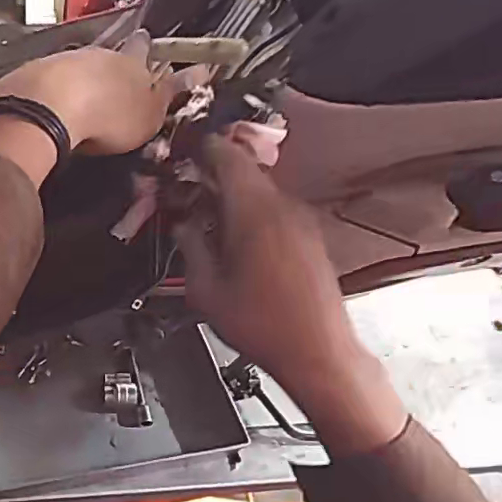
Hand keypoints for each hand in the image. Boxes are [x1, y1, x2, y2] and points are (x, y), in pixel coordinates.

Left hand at [0, 31, 174, 155]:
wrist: (50, 106)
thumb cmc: (109, 116)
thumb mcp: (149, 114)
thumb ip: (169, 95)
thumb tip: (198, 71)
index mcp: (132, 62)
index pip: (145, 49)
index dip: (147, 49)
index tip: (148, 43)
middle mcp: (99, 53)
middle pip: (110, 54)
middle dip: (114, 62)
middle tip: (115, 73)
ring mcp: (66, 60)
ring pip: (81, 64)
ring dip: (84, 76)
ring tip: (84, 94)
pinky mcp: (36, 74)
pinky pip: (52, 78)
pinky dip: (57, 89)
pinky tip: (55, 102)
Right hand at [176, 132, 409, 453]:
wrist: (317, 352)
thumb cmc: (263, 326)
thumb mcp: (206, 290)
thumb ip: (191, 248)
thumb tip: (184, 227)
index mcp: (254, 212)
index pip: (227, 156)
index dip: (203, 149)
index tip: (186, 152)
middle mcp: (284, 208)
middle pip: (245, 173)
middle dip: (213, 179)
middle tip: (187, 194)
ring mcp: (302, 222)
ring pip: (261, 194)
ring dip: (232, 200)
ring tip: (207, 224)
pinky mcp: (311, 239)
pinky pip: (276, 213)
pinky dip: (253, 217)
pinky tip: (236, 245)